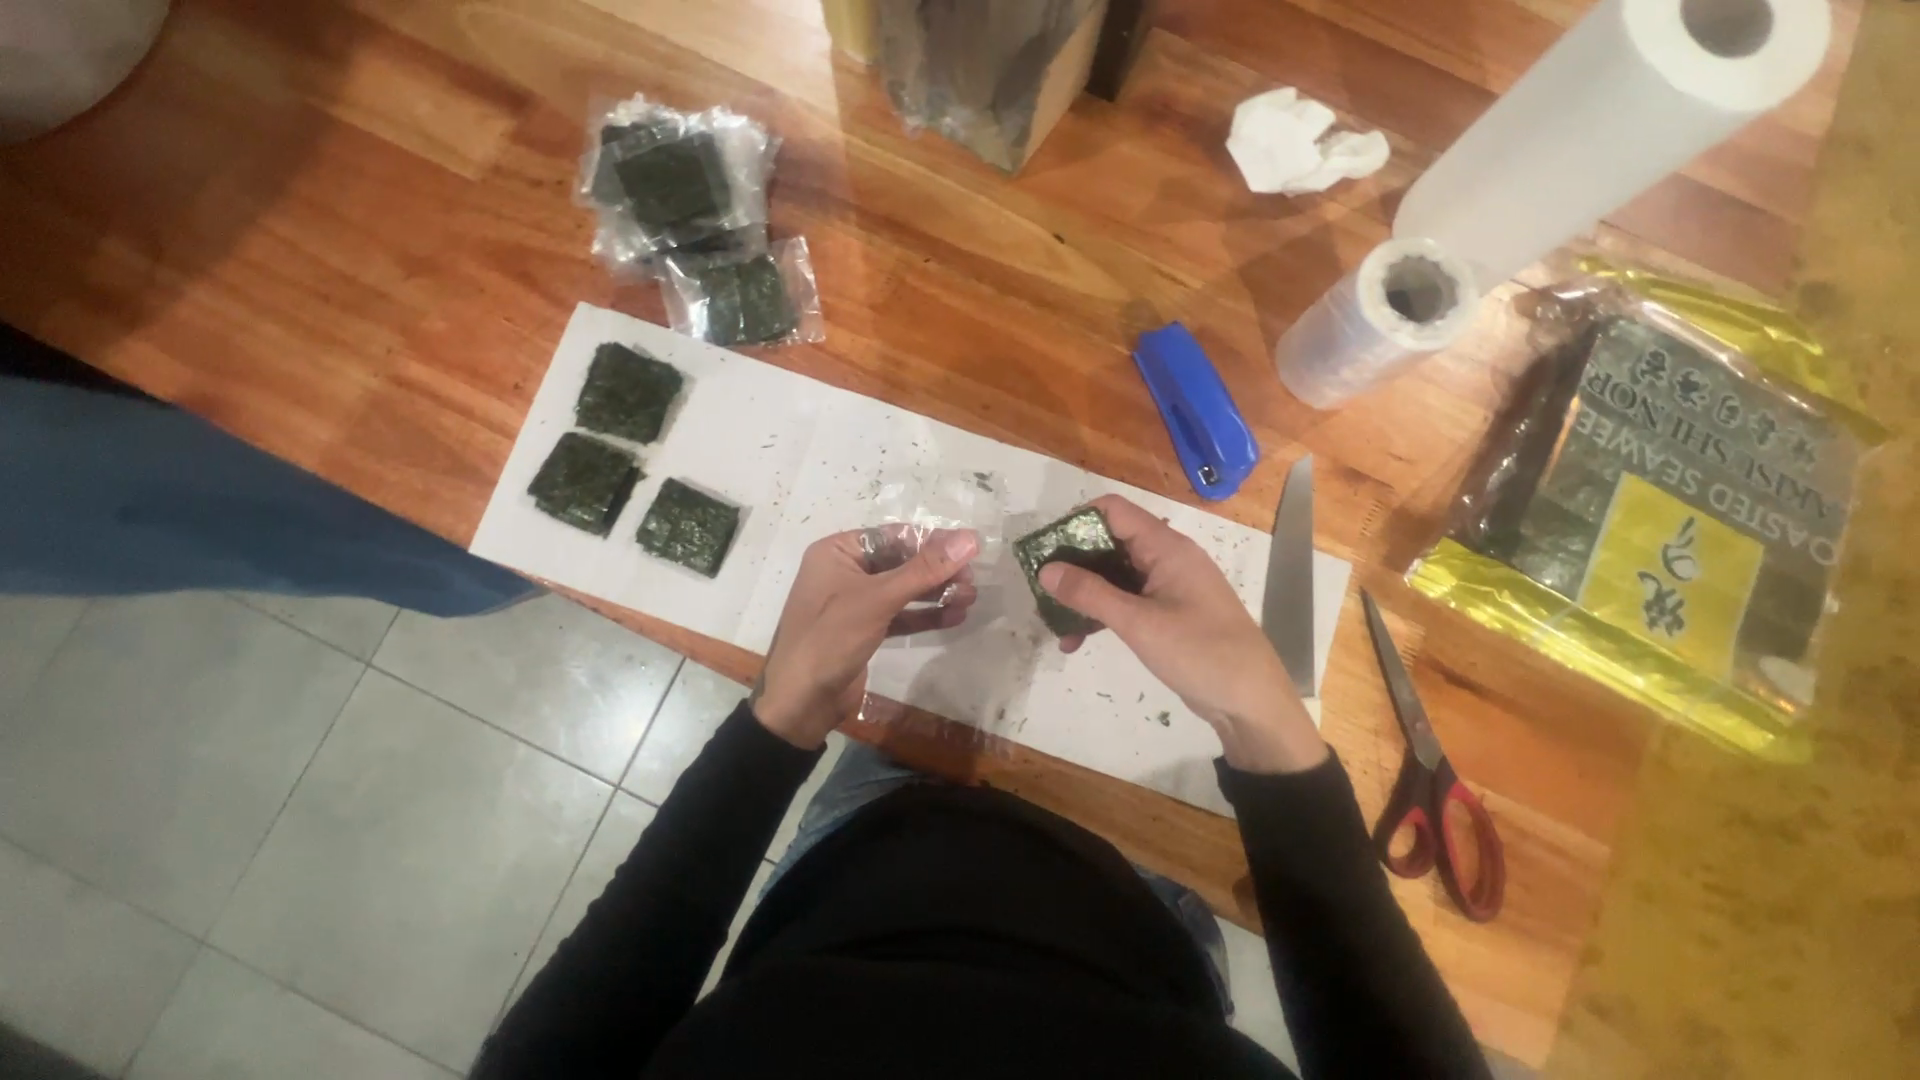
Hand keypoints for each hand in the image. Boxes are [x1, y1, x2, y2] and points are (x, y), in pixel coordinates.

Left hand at [753, 525, 980, 748]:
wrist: (799, 703)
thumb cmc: (830, 639)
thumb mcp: (878, 599)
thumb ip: (924, 570)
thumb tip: (969, 539)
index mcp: (837, 552)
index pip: (893, 536)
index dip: (932, 541)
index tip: (971, 548)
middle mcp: (844, 571)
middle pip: (900, 562)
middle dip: (937, 570)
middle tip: (972, 580)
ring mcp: (853, 603)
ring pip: (902, 590)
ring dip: (935, 593)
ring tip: (971, 598)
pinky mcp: (863, 630)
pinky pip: (899, 615)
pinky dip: (924, 616)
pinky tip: (954, 617)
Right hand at [1037, 495, 1326, 773]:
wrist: (1251, 700)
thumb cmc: (1199, 652)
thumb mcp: (1138, 623)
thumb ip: (1090, 594)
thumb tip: (1045, 570)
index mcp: (1166, 547)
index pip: (1113, 511)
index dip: (1076, 522)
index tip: (1045, 549)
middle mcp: (1167, 558)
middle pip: (1109, 543)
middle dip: (1073, 564)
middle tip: (1041, 590)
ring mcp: (1168, 586)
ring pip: (1114, 576)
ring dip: (1084, 595)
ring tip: (1053, 623)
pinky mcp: (1168, 613)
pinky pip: (1126, 601)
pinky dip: (1102, 615)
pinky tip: (1077, 641)